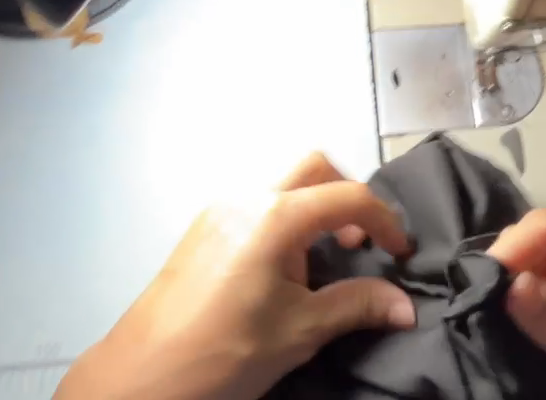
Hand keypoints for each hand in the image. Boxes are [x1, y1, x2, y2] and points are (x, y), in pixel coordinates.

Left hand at [56, 154, 416, 399]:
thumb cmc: (226, 352)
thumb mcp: (299, 332)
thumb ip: (357, 306)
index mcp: (276, 215)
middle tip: (360, 242)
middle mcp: (249, 196)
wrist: (139, 378)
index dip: (385, 221)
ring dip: (314, 207)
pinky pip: (258, 202)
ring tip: (321, 261)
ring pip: (284, 182)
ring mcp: (221, 207)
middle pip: (315, 166)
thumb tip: (407, 307)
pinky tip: (282, 267)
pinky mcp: (203, 225)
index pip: (348, 197)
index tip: (402, 254)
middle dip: (347, 196)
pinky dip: (286, 218)